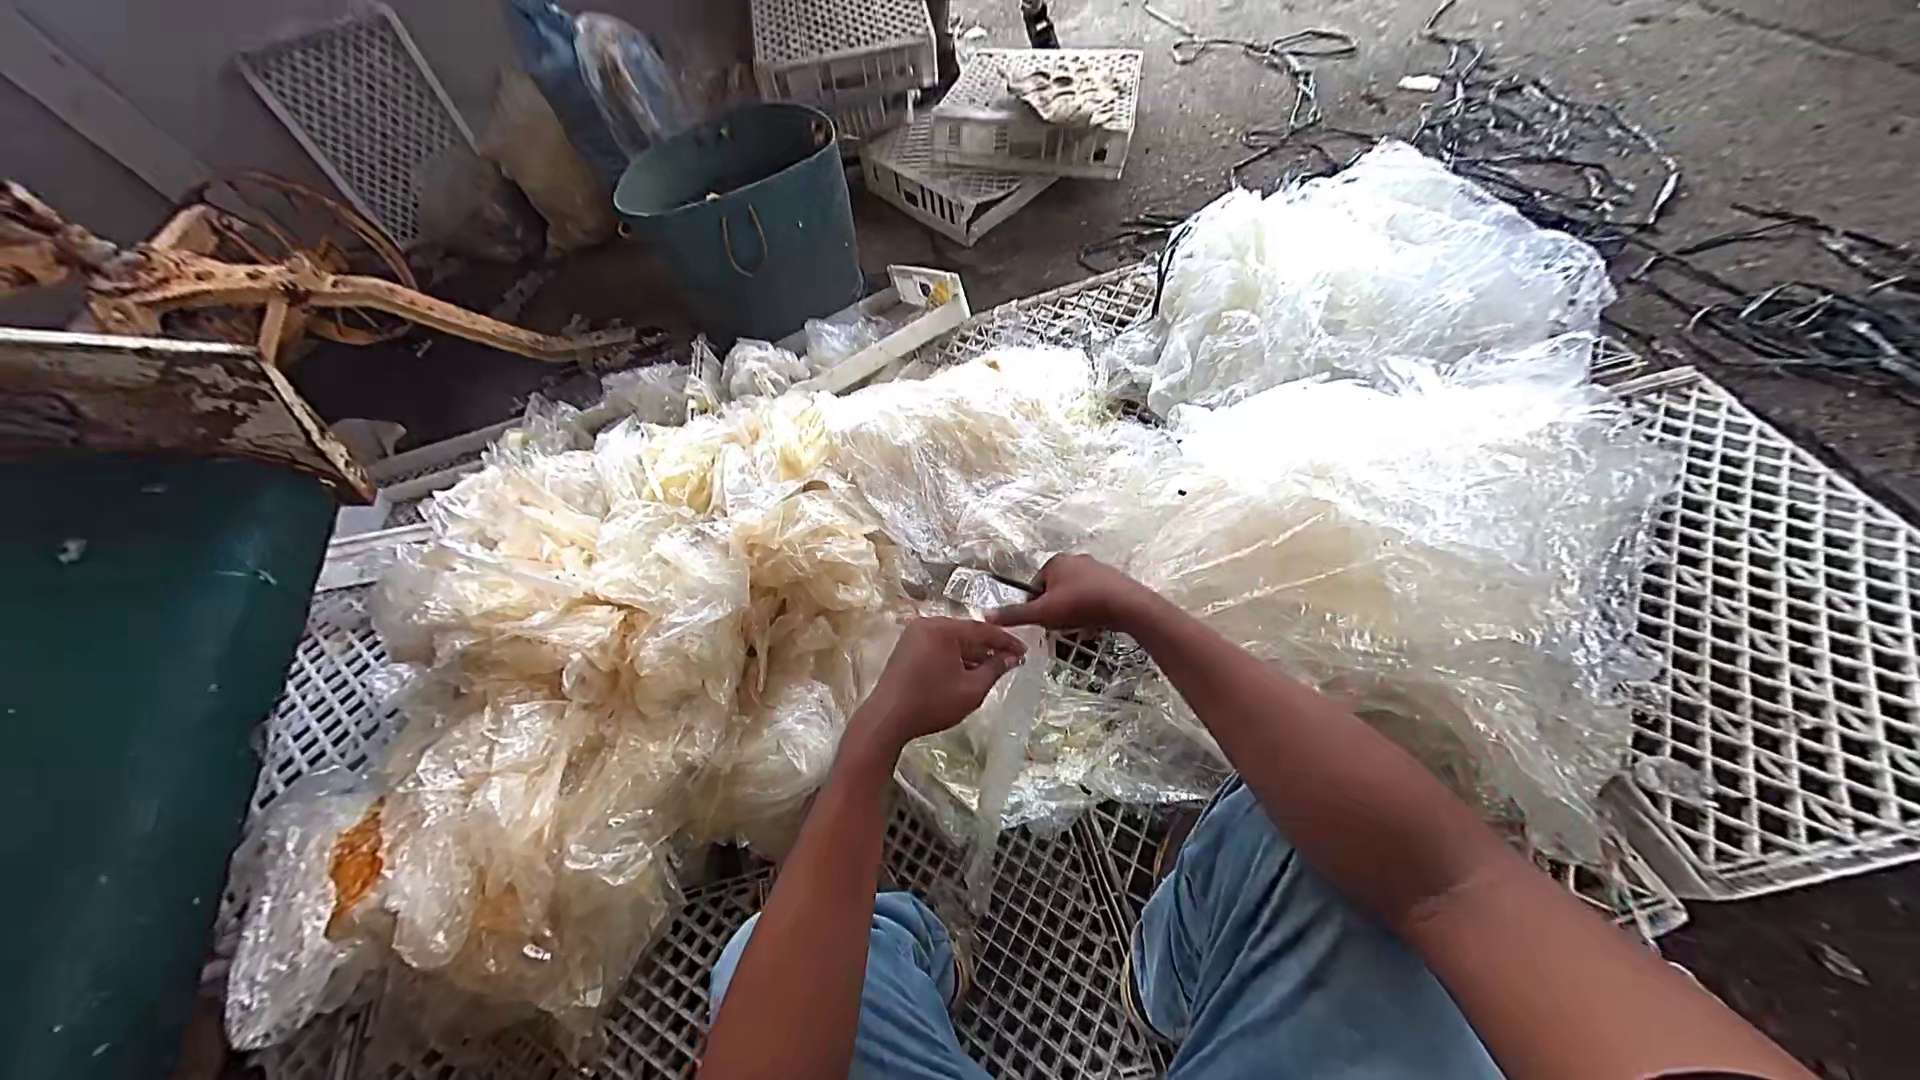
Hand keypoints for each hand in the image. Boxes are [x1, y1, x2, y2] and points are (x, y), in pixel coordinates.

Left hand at [854, 617, 1027, 749]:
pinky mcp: (906, 648)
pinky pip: (938, 646)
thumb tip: (1012, 658)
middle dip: (989, 647)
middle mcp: (927, 625)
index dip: (1006, 641)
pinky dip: (955, 657)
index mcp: (942, 629)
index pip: (982, 629)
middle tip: (1011, 660)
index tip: (1024, 651)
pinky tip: (968, 672)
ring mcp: (914, 636)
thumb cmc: (931, 704)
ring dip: (972, 654)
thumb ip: (995, 669)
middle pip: (966, 632)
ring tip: (993, 669)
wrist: (887, 719)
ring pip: (952, 640)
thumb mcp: (971, 689)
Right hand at [988, 554, 1158, 632]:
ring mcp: (1096, 568)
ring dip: (1073, 611)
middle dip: (1056, 609)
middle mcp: (1075, 559)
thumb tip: (987, 615)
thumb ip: (1016, 615)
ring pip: (1074, 595)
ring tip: (1080, 625)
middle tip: (1062, 625)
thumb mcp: (1043, 612)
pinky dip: (1090, 609)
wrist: (1127, 605)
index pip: (1035, 587)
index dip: (1037, 607)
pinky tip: (1095, 622)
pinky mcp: (1112, 580)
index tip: (1045, 620)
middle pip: (1054, 591)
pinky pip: (1092, 597)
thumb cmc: (1081, 604)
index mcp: (1055, 562)